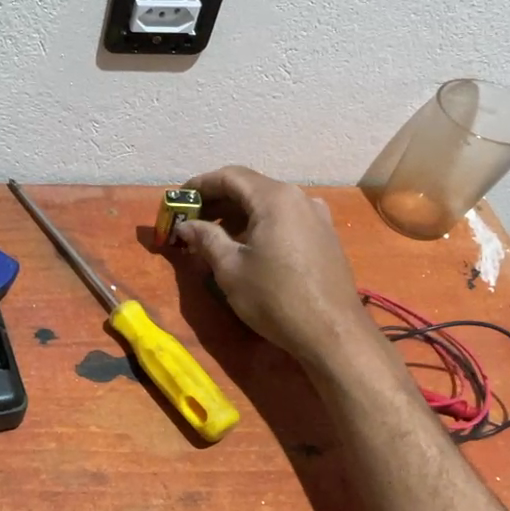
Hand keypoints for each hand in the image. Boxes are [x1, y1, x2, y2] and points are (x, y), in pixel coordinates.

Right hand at [173, 166, 373, 364]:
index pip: (229, 176)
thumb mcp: (230, 268)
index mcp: (275, 198)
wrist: (332, 333)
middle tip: (189, 221)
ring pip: (267, 204)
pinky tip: (245, 247)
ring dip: (236, 215)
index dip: (199, 185)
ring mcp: (316, 217)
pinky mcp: (324, 237)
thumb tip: (186, 226)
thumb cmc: (275, 297)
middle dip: (216, 201)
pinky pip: (284, 219)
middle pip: (249, 188)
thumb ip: (206, 238)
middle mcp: (299, 198)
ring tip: (212, 237)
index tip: (177, 200)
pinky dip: (258, 225)